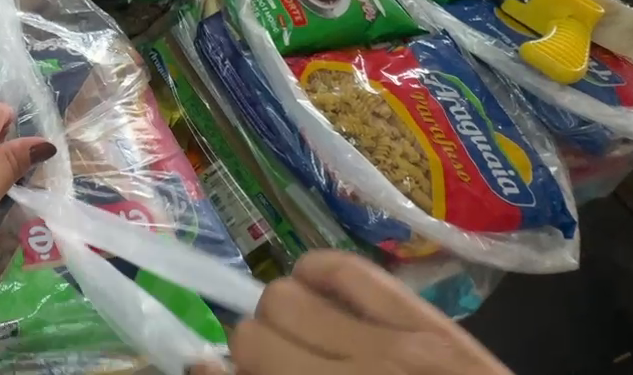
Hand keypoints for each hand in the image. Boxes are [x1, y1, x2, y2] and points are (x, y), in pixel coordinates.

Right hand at [229, 251, 510, 374]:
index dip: (236, 373)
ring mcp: (399, 347)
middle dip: (258, 351)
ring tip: (310, 344)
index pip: (248, 357)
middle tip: (283, 372)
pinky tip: (324, 301)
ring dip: (286, 317)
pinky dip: (317, 275)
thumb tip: (204, 365)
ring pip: (287, 292)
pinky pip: (344, 267)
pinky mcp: (429, 324)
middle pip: (259, 326)